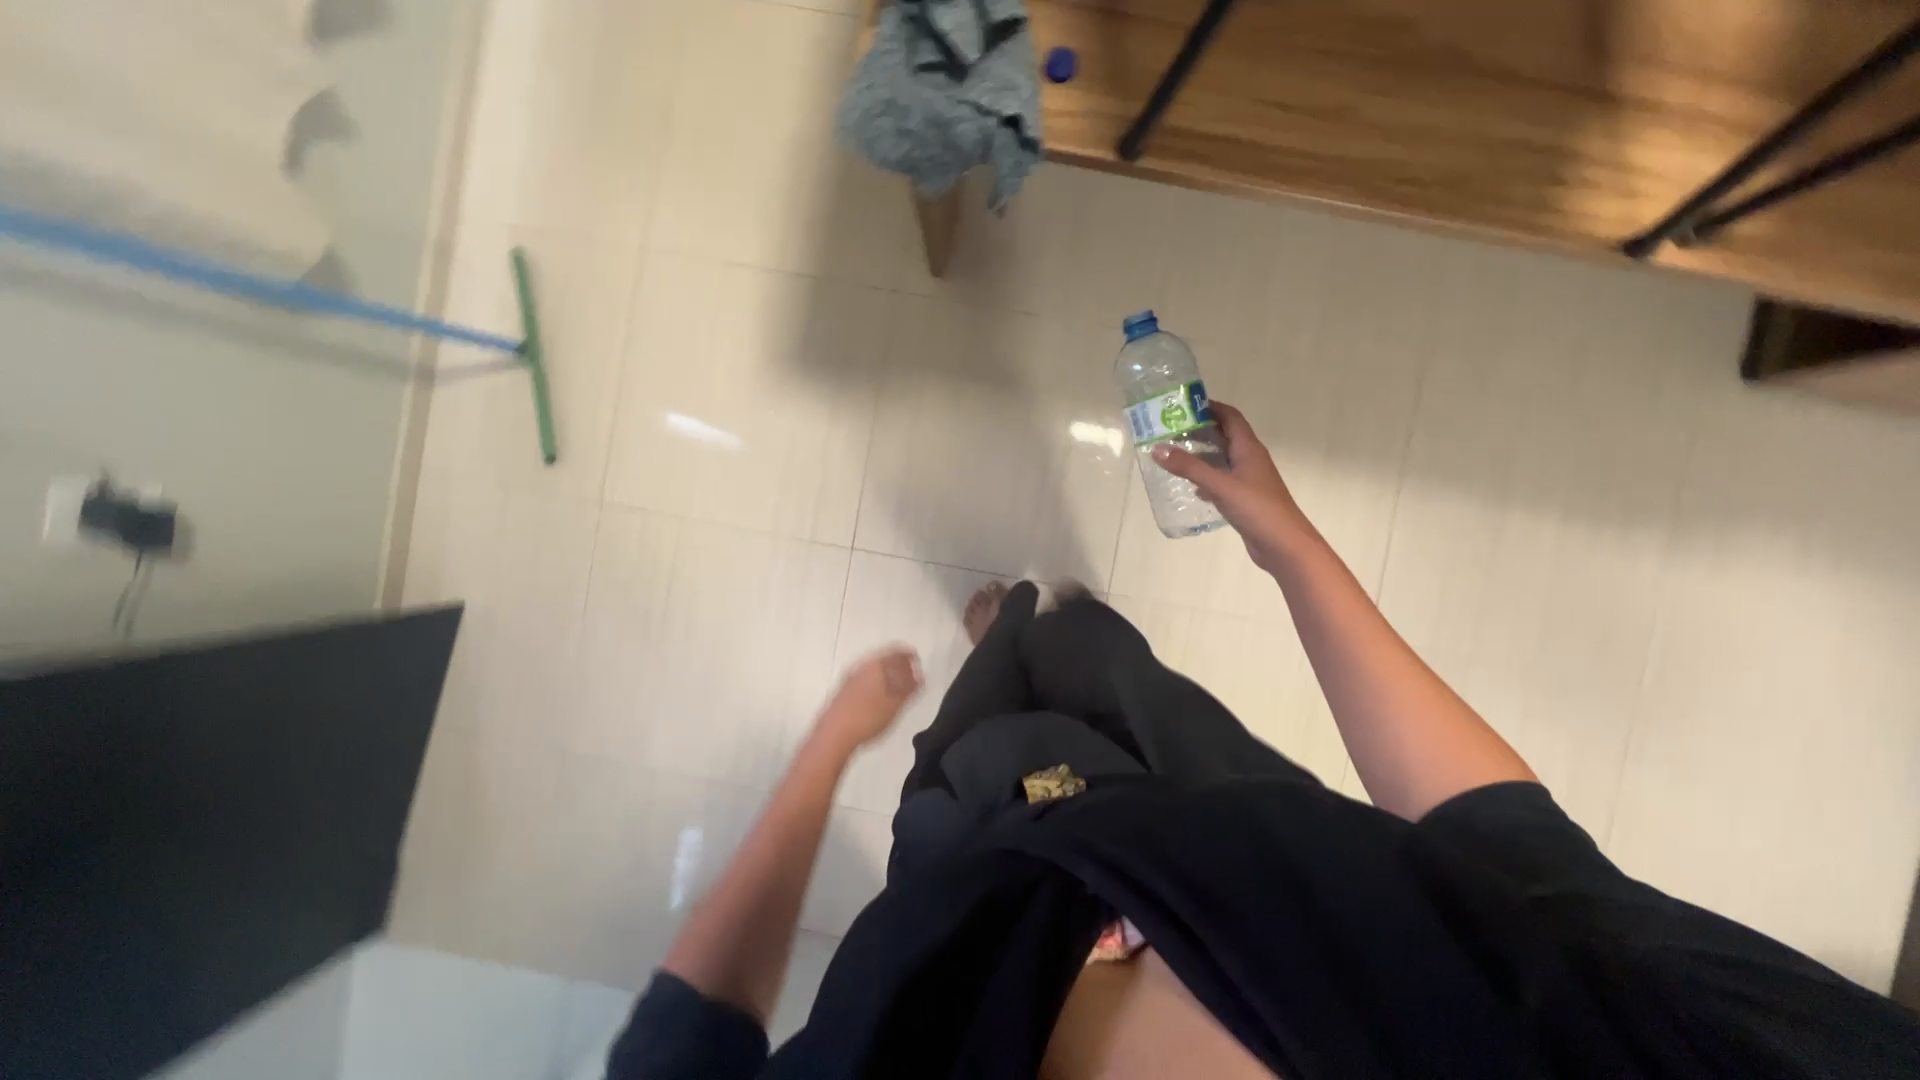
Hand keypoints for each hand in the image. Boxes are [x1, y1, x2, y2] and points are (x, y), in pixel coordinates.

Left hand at [813, 646, 922, 752]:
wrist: (833, 735)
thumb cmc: (868, 718)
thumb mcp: (894, 704)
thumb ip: (908, 688)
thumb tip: (920, 675)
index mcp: (875, 666)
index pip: (896, 651)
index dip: (909, 656)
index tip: (918, 663)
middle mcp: (861, 667)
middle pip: (883, 659)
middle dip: (898, 666)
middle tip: (910, 677)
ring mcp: (849, 679)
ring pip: (873, 670)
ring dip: (886, 676)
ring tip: (897, 690)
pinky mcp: (842, 691)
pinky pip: (864, 680)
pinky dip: (875, 684)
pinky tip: (878, 698)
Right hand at [1153, 401, 1313, 573]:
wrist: (1284, 545)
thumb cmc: (1256, 508)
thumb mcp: (1220, 485)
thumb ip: (1189, 467)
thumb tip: (1157, 448)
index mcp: (1248, 448)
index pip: (1230, 417)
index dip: (1210, 407)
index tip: (1184, 406)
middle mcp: (1250, 459)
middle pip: (1225, 436)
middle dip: (1200, 431)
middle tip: (1171, 431)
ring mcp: (1248, 480)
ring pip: (1222, 460)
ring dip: (1201, 455)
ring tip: (1174, 456)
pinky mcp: (1244, 499)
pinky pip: (1222, 481)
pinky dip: (1206, 479)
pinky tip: (1191, 488)